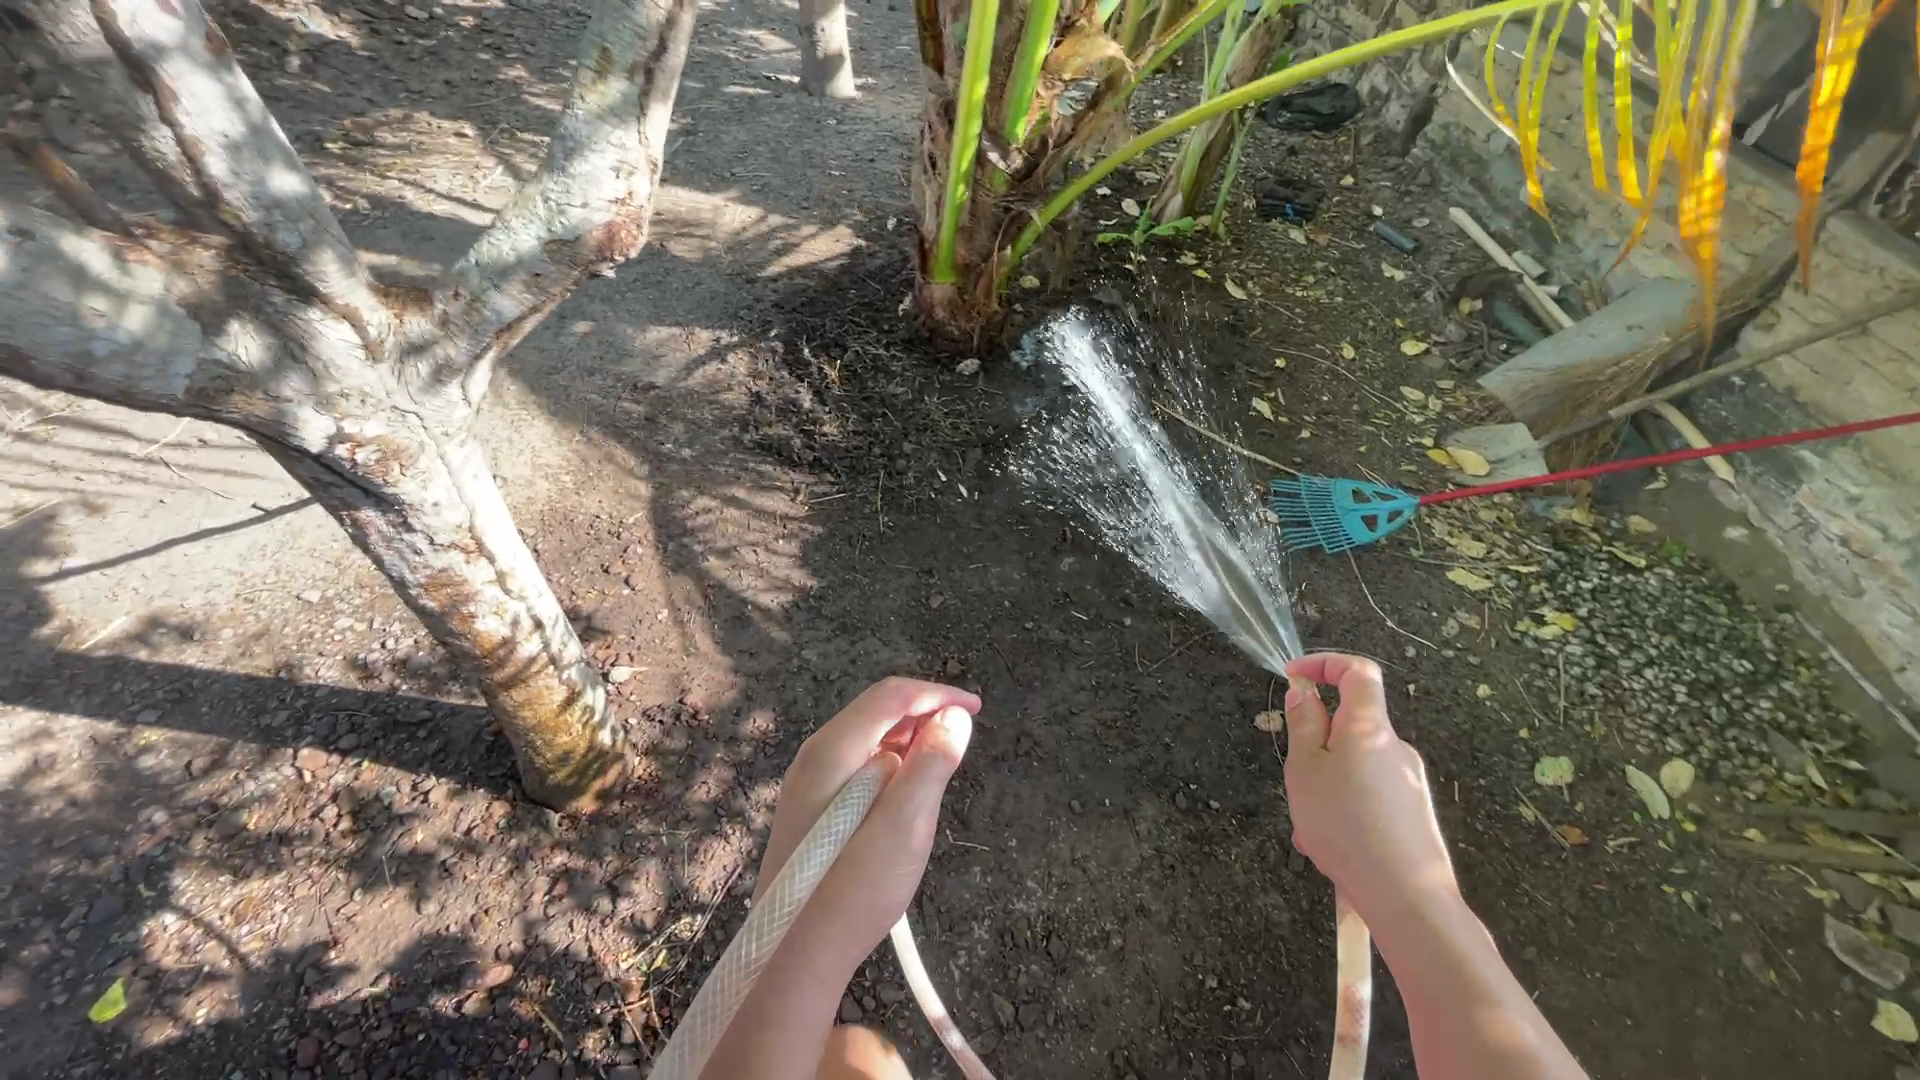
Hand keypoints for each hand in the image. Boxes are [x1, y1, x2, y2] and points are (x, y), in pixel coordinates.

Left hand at [757, 678, 977, 970]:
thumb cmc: (854, 888)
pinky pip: (858, 764)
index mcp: (833, 749)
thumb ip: (932, 764)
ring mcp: (808, 781)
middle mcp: (815, 754)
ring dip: (909, 740)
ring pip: (868, 738)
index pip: (891, 695)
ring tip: (942, 764)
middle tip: (963, 739)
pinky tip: (907, 791)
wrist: (791, 957)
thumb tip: (954, 716)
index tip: (977, 710)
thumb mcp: (905, 824)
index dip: (938, 694)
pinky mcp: (810, 806)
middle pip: (877, 711)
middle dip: (925, 714)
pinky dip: (892, 763)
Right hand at [1283, 653, 1458, 926]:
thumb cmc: (1344, 823)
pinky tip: (1328, 845)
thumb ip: (1304, 725)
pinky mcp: (1413, 812)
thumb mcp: (1306, 769)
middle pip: (1352, 725)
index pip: (1358, 671)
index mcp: (1369, 727)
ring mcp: (1409, 782)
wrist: (1406, 895)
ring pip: (1354, 766)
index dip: (1324, 663)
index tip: (1293, 676)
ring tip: (1308, 827)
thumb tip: (1305, 692)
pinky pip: (1368, 795)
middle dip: (1316, 743)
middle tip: (1294, 779)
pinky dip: (1343, 807)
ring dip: (1326, 784)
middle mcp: (1396, 748)